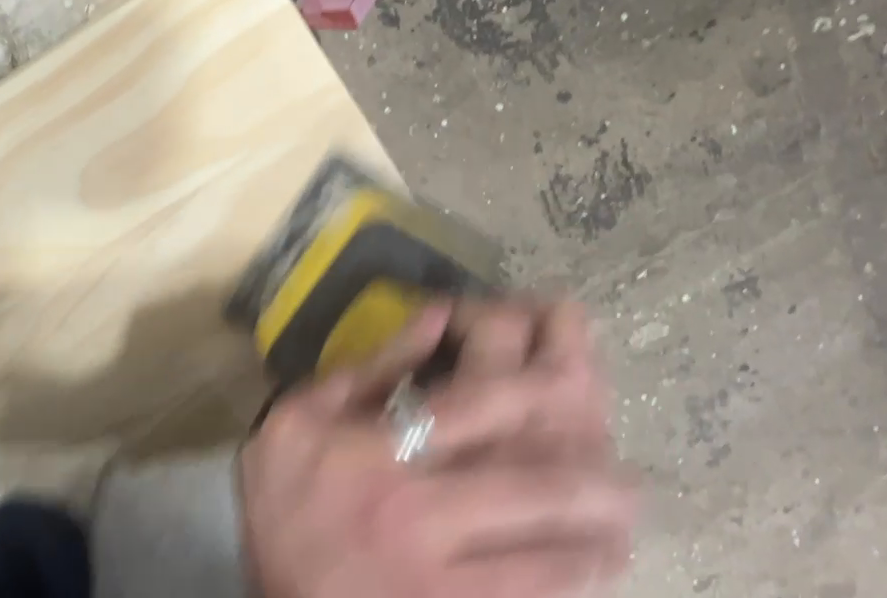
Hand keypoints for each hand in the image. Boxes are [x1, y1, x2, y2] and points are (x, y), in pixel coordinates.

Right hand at [237, 300, 633, 597]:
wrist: (256, 579)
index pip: (476, 406)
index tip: (570, 374)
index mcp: (382, 448)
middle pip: (527, 487)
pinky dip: (568, 582)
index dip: (534, 383)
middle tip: (630, 477)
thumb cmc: (286, 488)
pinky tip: (592, 566)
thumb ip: (374, 364)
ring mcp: (438, 574)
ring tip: (623, 519)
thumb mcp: (307, 411)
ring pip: (542, 558)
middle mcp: (419, 509)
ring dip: (594, 538)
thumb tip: (440, 314)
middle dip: (591, 478)